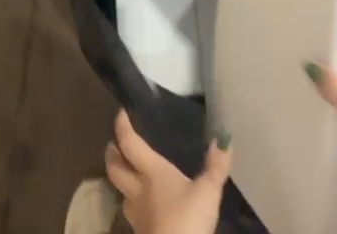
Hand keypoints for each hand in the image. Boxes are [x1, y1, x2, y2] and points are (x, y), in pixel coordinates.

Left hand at [105, 110, 232, 233]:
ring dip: (120, 181)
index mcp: (152, 172)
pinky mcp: (140, 232)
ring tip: (126, 174)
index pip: (130, 144)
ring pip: (120, 192)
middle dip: (111, 154)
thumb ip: (216, 165)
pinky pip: (131, 213)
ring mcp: (136, 214)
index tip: (120, 114)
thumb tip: (224, 138)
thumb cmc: (188, 219)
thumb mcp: (208, 191)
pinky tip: (142, 207)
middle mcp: (138, 190)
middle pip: (115, 168)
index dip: (122, 127)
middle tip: (112, 145)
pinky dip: (132, 204)